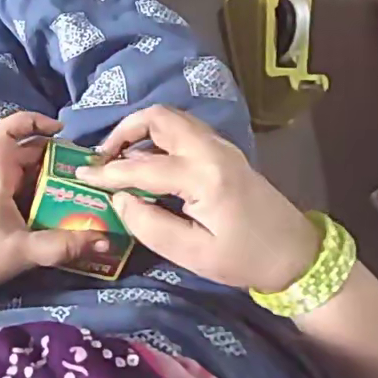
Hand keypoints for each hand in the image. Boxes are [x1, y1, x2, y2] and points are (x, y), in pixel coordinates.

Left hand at [0, 111, 110, 295]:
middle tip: (85, 170)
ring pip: (24, 170)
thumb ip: (64, 245)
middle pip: (25, 151)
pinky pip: (20, 187)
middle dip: (55, 155)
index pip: (6, 130)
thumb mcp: (24, 252)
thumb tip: (104, 241)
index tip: (60, 129)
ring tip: (80, 188)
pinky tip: (60, 207)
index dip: (32, 120)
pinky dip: (40, 191)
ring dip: (50, 175)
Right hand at [77, 105, 318, 291]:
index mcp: (203, 176)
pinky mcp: (224, 152)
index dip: (106, 172)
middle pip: (159, 117)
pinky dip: (158, 137)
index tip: (81, 174)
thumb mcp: (193, 254)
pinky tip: (148, 163)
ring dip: (141, 131)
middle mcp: (210, 150)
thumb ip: (149, 225)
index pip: (141, 167)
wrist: (297, 255)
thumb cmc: (245, 259)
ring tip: (121, 159)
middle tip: (104, 158)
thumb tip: (119, 199)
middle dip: (123, 131)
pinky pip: (183, 130)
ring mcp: (220, 147)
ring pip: (171, 119)